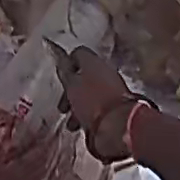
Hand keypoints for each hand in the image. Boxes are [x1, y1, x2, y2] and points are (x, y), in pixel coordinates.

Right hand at [52, 43, 144, 162]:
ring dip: (79, 105)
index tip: (60, 77)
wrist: (120, 126)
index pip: (78, 53)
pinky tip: (84, 126)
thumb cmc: (92, 101)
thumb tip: (59, 55)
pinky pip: (100, 105)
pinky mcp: (119, 106)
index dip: (67, 64)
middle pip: (84, 75)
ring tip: (72, 122)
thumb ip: (64, 70)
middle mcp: (106, 71)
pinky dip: (90, 113)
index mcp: (94, 61)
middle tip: (63, 104)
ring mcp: (114, 88)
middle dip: (72, 89)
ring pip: (91, 92)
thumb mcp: (71, 85)